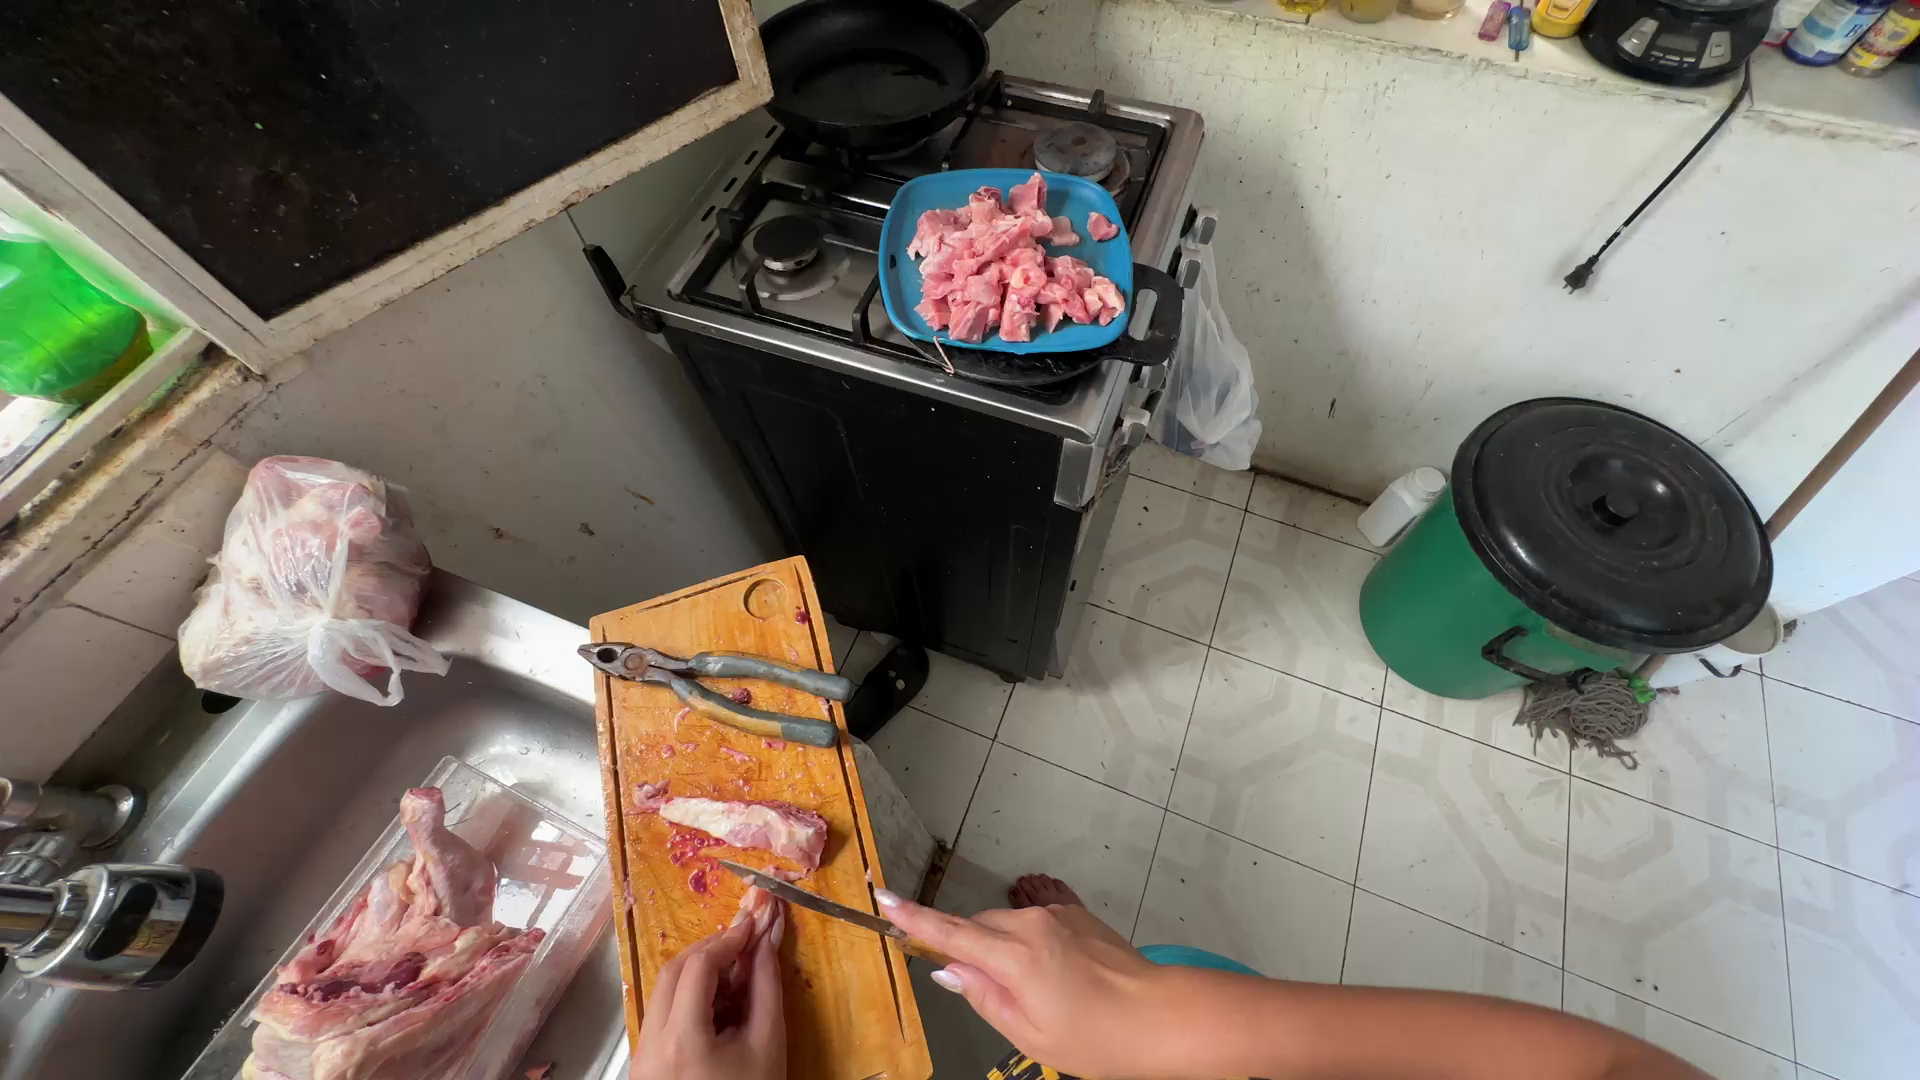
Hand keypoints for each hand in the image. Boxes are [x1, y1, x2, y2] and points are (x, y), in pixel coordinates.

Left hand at [631, 899, 785, 1079]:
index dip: (727, 940)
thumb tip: (765, 937)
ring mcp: (642, 1059)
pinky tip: (716, 1004)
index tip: (752, 927)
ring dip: (696, 971)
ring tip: (732, 974)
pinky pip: (660, 1014)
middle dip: (709, 949)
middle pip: (672, 972)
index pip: (698, 966)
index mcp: (682, 1039)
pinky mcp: (643, 1068)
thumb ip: (766, 982)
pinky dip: (686, 997)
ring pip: (662, 991)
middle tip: (742, 944)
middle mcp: (651, 1045)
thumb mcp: (768, 1038)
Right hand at [877, 888, 1173, 1078]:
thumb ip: (982, 995)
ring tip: (1029, 989)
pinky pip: (1033, 922)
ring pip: (1006, 923)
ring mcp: (1054, 912)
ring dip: (1000, 946)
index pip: (951, 932)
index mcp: (1014, 955)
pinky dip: (1026, 941)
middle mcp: (1030, 922)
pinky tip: (1052, 973)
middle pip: (978, 926)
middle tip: (982, 987)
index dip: (914, 918)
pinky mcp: (1073, 911)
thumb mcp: (1028, 1033)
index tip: (885, 899)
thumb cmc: (1091, 1037)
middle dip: (968, 947)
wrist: (1156, 1014)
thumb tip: (947, 969)